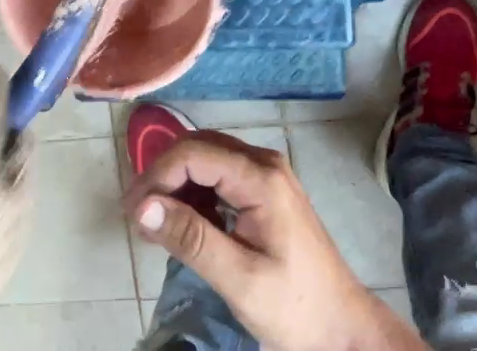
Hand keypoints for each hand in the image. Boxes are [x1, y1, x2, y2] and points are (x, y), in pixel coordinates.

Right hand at [123, 131, 424, 350]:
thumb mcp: (239, 278)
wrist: (343, 328)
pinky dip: (195, 193)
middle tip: (138, 216)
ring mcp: (268, 175)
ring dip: (177, 184)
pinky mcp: (266, 192)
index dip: (157, 176)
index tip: (133, 213)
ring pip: (207, 159)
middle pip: (199, 148)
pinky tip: (184, 224)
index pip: (193, 153)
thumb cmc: (294, 306)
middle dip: (163, 176)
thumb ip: (191, 239)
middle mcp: (264, 163)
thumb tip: (143, 207)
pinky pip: (220, 176)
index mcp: (261, 178)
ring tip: (155, 224)